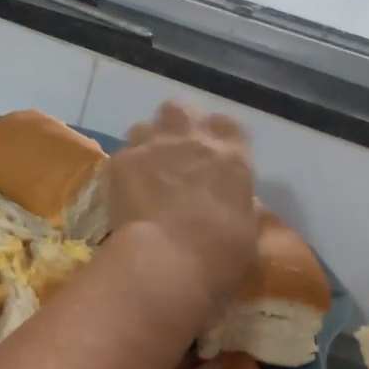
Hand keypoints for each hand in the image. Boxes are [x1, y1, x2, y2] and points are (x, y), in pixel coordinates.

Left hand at [109, 101, 257, 303]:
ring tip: (145, 168)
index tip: (213, 150)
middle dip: (176, 124)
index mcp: (231, 158)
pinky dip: (124, 167)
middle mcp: (193, 141)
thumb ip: (237, 204)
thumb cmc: (218, 254)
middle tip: (174, 151)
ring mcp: (154, 147)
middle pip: (180, 109)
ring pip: (145, 124)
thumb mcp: (246, 230)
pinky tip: (124, 187)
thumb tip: (232, 202)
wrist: (167, 258)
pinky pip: (122, 152)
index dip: (218, 134)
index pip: (228, 125)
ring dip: (146, 142)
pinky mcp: (122, 160)